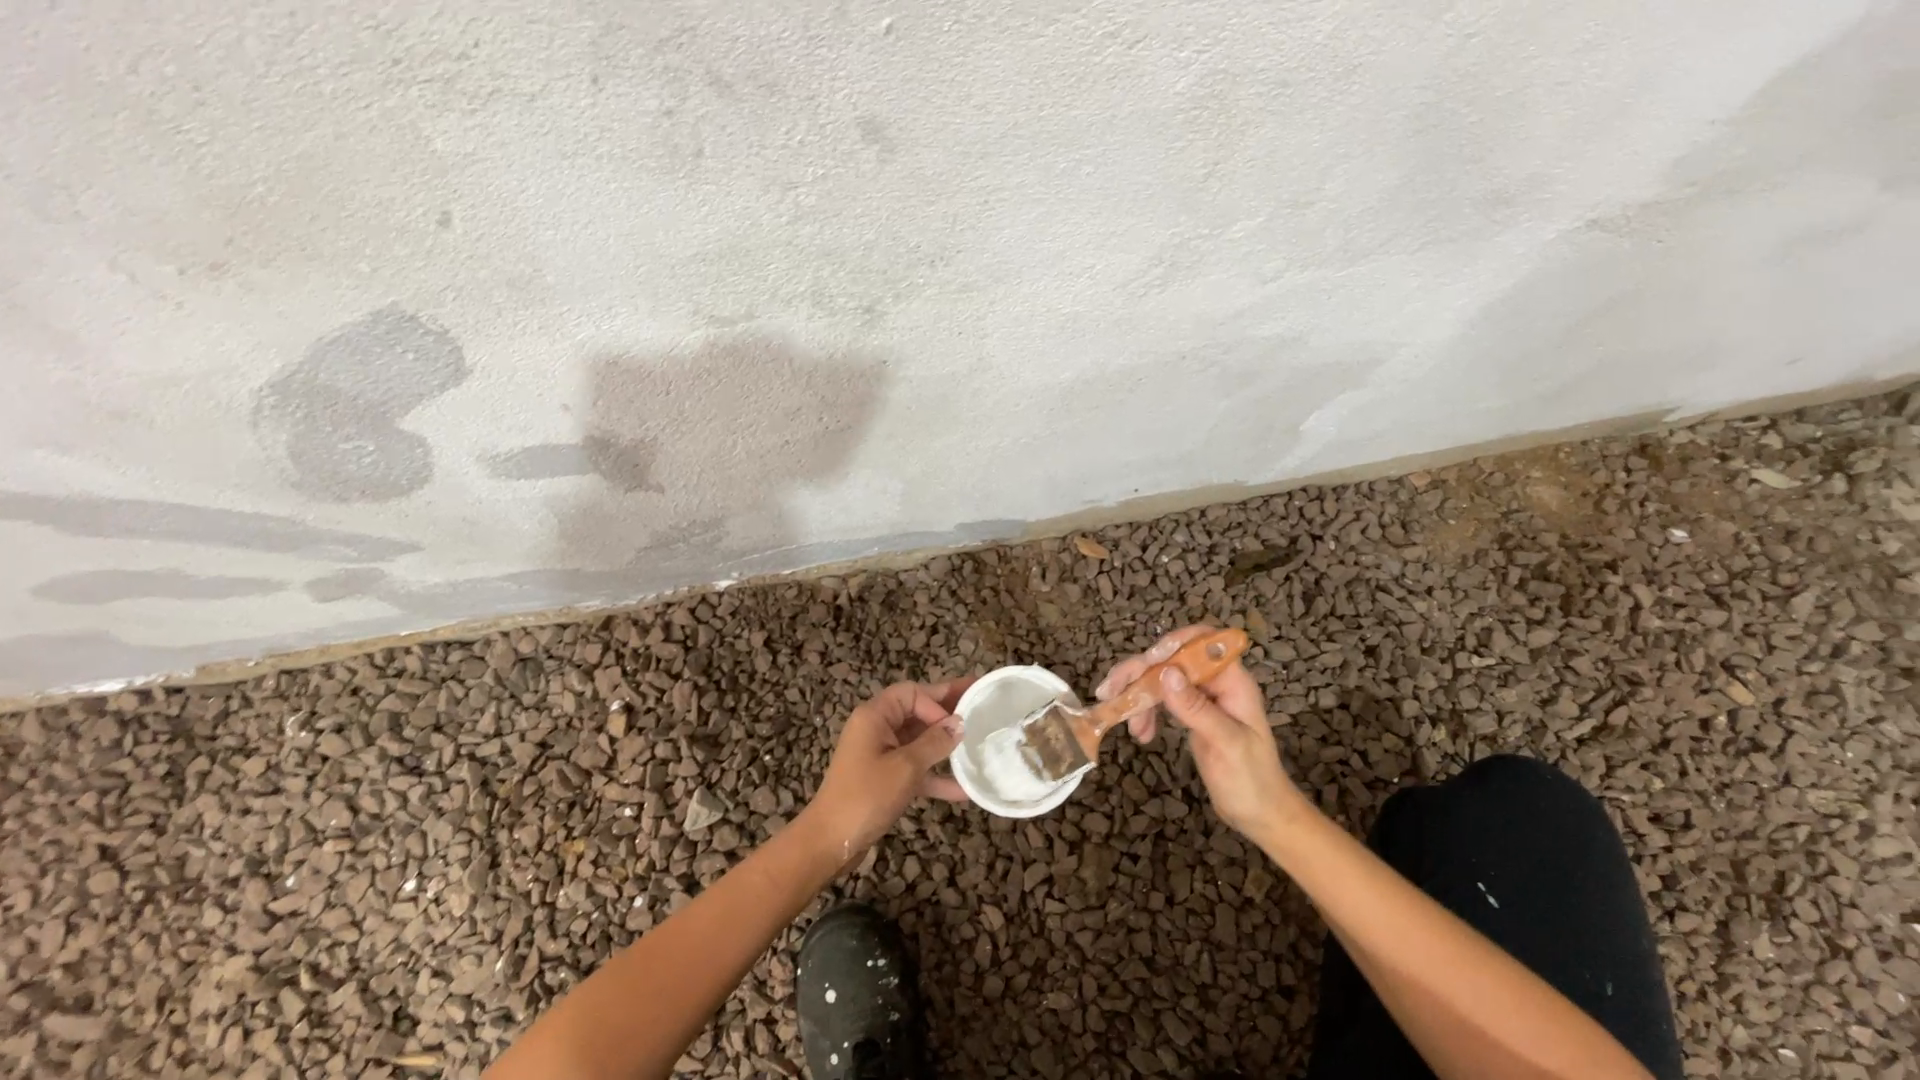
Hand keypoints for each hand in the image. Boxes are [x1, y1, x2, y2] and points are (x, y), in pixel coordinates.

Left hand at [806, 679, 974, 865]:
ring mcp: (880, 755)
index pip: (911, 693)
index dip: (937, 702)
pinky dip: (935, 776)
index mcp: (874, 716)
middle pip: (916, 713)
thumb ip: (935, 742)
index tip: (957, 723)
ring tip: (978, 744)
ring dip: (945, 746)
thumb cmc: (867, 795)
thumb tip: (959, 723)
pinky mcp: (884, 779)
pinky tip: (964, 789)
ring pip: (918, 742)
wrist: (832, 841)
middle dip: (947, 713)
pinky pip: (914, 769)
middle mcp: (876, 729)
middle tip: (981, 704)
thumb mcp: (906, 766)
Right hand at [1096, 626, 1302, 839]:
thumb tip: (1166, 673)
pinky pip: (1162, 701)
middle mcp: (1216, 684)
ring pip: (1163, 679)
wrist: (1260, 814)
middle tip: (1111, 690)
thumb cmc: (1251, 780)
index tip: (1147, 662)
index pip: (1204, 643)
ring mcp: (1202, 699)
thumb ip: (1196, 708)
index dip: (1175, 643)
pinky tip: (1140, 732)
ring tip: (1122, 719)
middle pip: (1174, 659)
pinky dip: (1145, 712)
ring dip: (1138, 694)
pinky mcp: (1191, 715)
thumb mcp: (1226, 744)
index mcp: (1234, 683)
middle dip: (1141, 672)